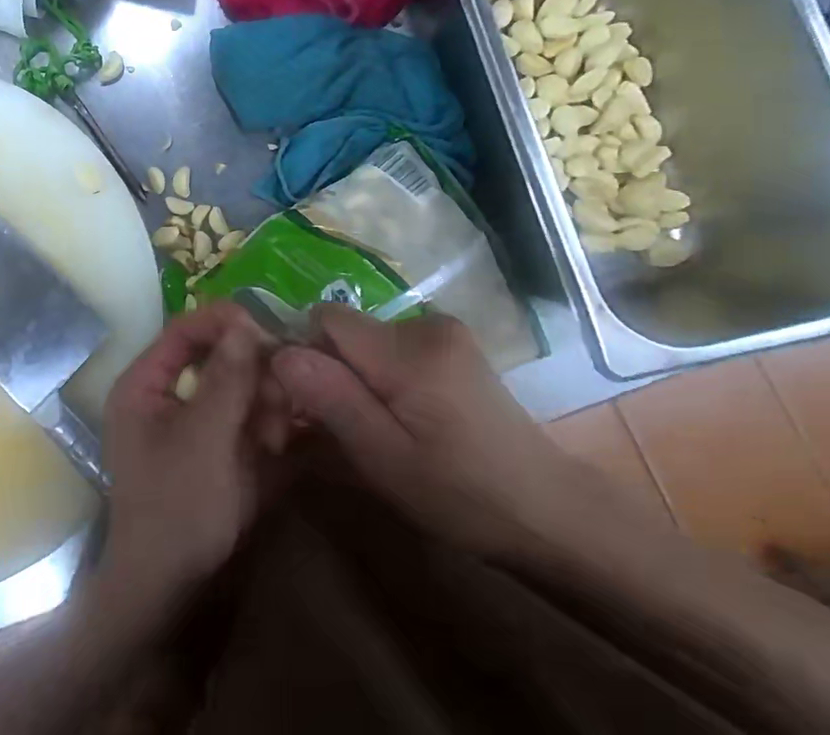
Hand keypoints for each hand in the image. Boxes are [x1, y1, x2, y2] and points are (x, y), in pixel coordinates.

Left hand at [97, 303, 278, 607]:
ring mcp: (192, 421)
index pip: (184, 330)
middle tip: (280, 398)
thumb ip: (226, 380)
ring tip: (275, 436)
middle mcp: (165, 395)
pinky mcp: (215, 445)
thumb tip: (245, 324)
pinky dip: (264, 423)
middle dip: (253, 373)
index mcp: (144, 384)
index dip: (224, 322)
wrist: (169, 587)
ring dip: (263, 402)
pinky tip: (278, 444)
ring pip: (237, 385)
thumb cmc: (176, 508)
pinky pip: (244, 415)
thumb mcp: (204, 439)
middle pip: (216, 356)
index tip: (268, 331)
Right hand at [269, 305, 592, 557]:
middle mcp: (425, 324)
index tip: (304, 408)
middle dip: (326, 373)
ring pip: (365, 342)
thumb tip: (280, 352)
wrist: (548, 509)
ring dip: (352, 379)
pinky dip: (379, 378)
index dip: (303, 357)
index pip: (324, 320)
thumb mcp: (385, 459)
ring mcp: (444, 332)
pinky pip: (392, 349)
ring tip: (368, 433)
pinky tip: (396, 418)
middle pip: (345, 331)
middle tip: (329, 434)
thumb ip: (332, 400)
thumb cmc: (462, 495)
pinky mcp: (452, 346)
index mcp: (409, 350)